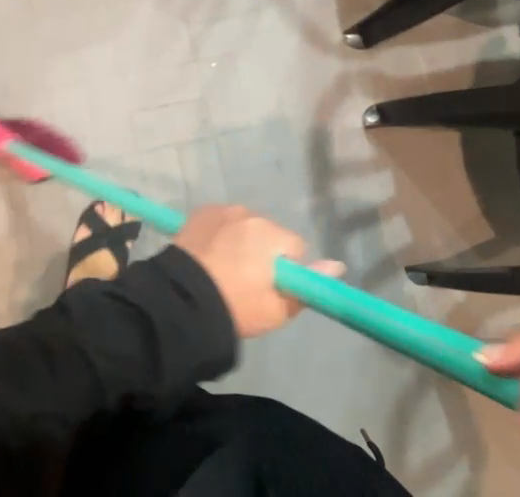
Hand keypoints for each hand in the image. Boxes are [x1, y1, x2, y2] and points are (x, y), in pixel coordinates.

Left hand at [172, 205, 344, 337]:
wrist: (181, 301)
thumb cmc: (235, 305)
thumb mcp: (278, 308)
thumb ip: (309, 286)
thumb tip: (337, 266)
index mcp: (272, 233)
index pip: (295, 248)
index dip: (285, 271)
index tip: (268, 289)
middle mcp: (248, 213)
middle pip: (268, 234)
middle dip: (262, 253)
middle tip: (244, 282)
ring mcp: (221, 210)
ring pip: (243, 227)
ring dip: (239, 242)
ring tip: (222, 270)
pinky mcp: (199, 214)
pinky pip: (221, 223)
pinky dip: (219, 235)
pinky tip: (208, 257)